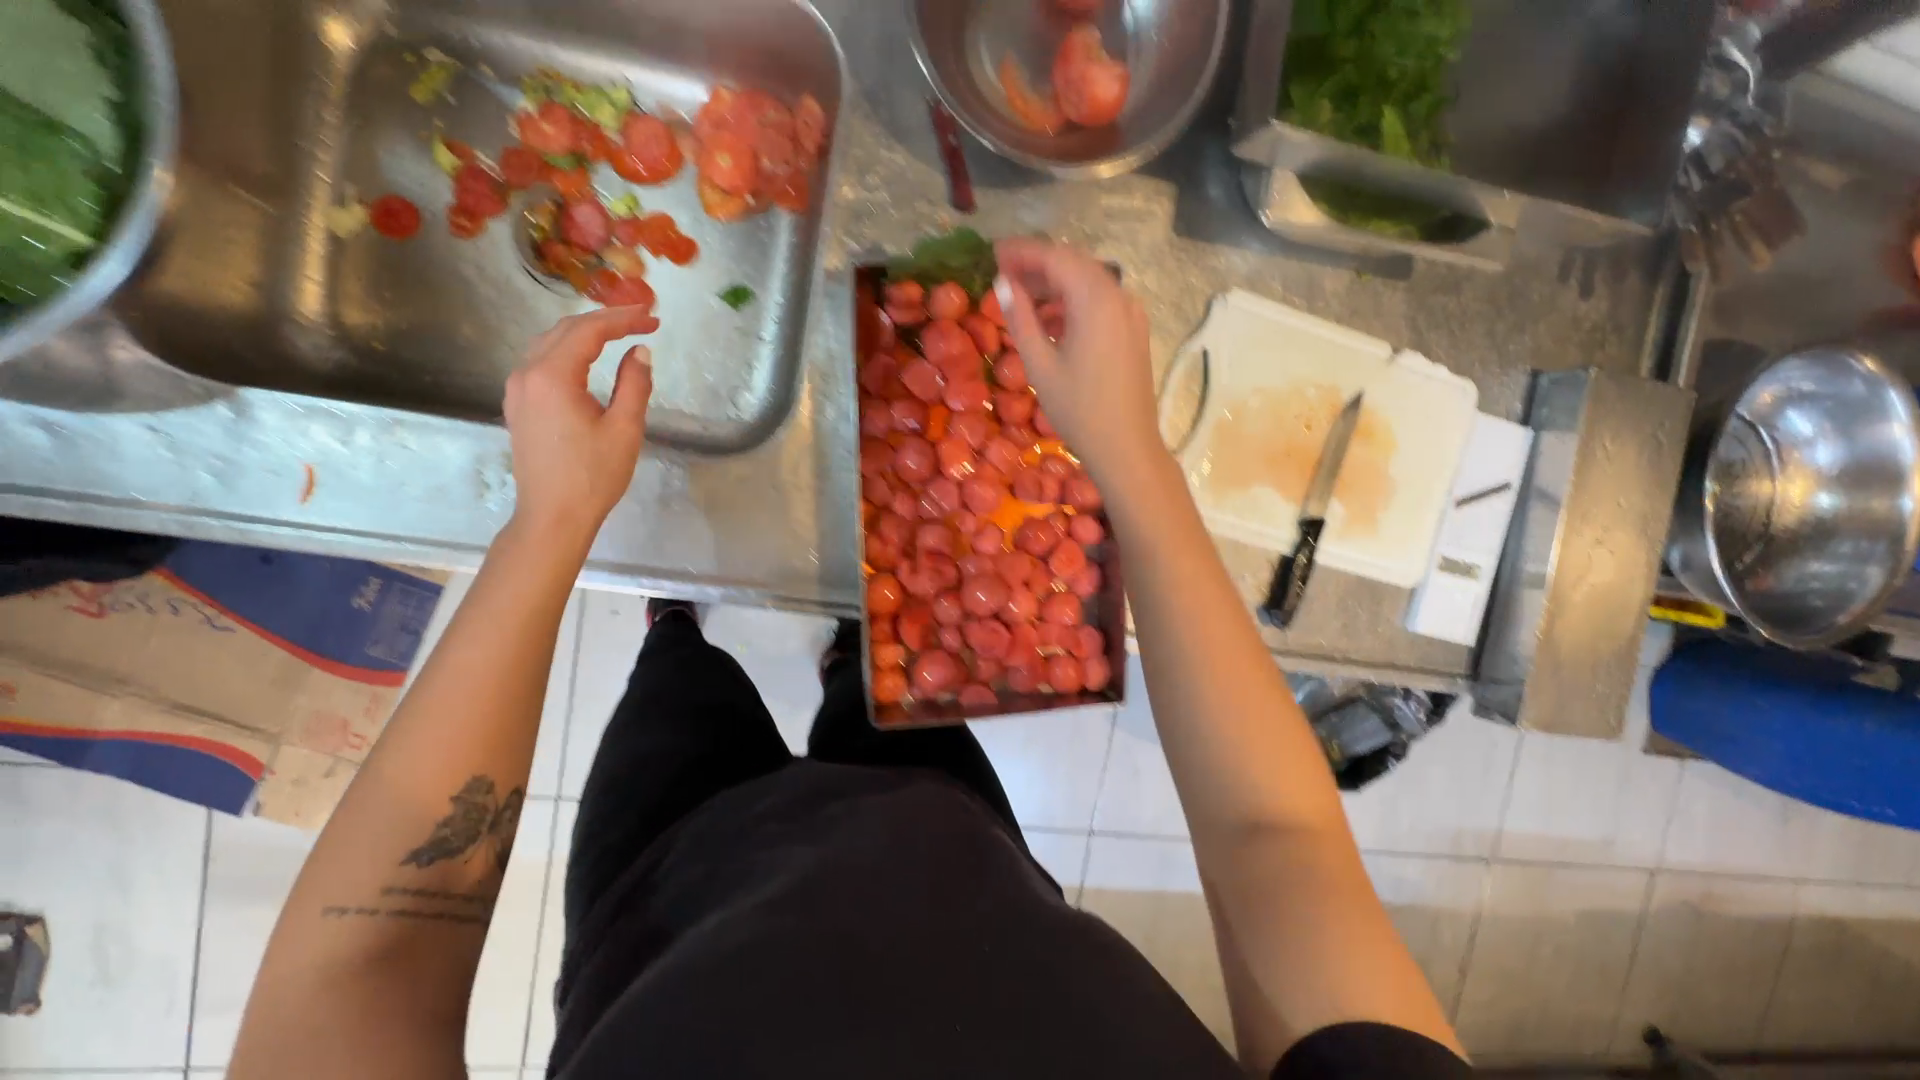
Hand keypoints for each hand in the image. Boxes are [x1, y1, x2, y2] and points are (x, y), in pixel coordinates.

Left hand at [502, 305, 655, 547]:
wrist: (553, 516)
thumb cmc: (593, 476)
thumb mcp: (625, 429)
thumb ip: (634, 384)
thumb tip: (640, 352)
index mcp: (553, 376)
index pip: (589, 331)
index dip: (623, 320)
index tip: (654, 319)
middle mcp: (527, 374)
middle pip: (566, 330)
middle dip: (605, 320)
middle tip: (642, 321)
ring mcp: (518, 389)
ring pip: (550, 343)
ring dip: (585, 333)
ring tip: (619, 333)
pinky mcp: (519, 404)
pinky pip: (541, 362)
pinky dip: (568, 350)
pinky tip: (589, 357)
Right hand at [993, 238, 1163, 480]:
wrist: (1126, 446)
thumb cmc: (1078, 409)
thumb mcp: (1039, 364)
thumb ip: (1020, 318)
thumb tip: (1003, 284)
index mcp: (1095, 299)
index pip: (1055, 257)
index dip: (1022, 252)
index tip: (993, 254)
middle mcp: (1118, 296)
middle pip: (1074, 265)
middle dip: (1038, 265)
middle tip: (1002, 273)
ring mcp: (1131, 314)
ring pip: (1088, 283)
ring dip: (1054, 285)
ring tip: (1021, 300)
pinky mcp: (1133, 331)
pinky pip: (1100, 303)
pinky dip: (1073, 303)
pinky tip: (1050, 322)